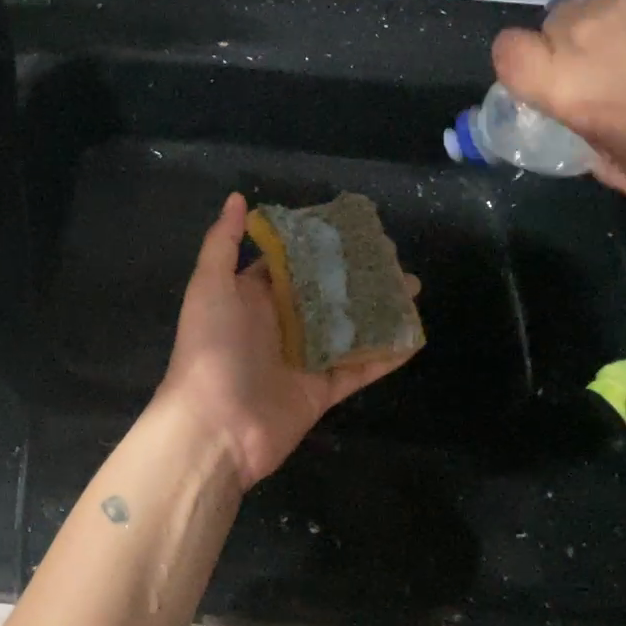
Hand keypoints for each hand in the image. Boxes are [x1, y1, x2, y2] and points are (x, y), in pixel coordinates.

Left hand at [155, 193, 418, 489]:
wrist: (215, 428)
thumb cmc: (211, 348)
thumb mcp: (210, 285)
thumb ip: (222, 242)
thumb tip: (236, 197)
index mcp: (252, 295)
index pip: (290, 261)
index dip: (318, 243)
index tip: (353, 225)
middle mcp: (279, 322)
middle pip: (325, 291)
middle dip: (356, 272)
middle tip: (393, 254)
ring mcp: (303, 358)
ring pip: (347, 326)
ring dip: (378, 306)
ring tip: (414, 285)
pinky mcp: (322, 390)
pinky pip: (359, 368)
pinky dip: (386, 353)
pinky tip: (415, 334)